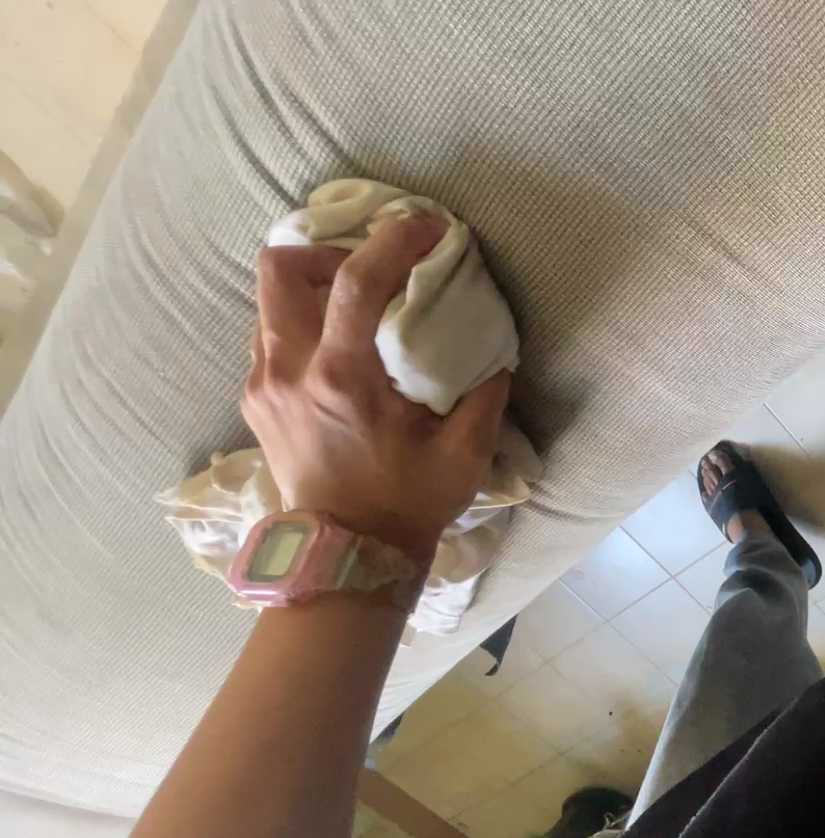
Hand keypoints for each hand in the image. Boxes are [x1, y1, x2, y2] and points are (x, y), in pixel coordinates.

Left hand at [243, 215, 510, 563]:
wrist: (351, 548)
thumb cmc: (413, 500)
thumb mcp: (467, 451)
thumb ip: (482, 393)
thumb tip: (492, 351)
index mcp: (343, 380)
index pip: (357, 284)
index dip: (395, 242)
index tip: (428, 225)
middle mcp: (289, 370)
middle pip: (281, 268)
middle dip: (333, 250)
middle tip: (380, 267)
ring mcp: (263, 383)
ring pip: (270, 298)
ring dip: (317, 284)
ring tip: (363, 301)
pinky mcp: (257, 398)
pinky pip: (272, 334)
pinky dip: (307, 319)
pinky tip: (344, 343)